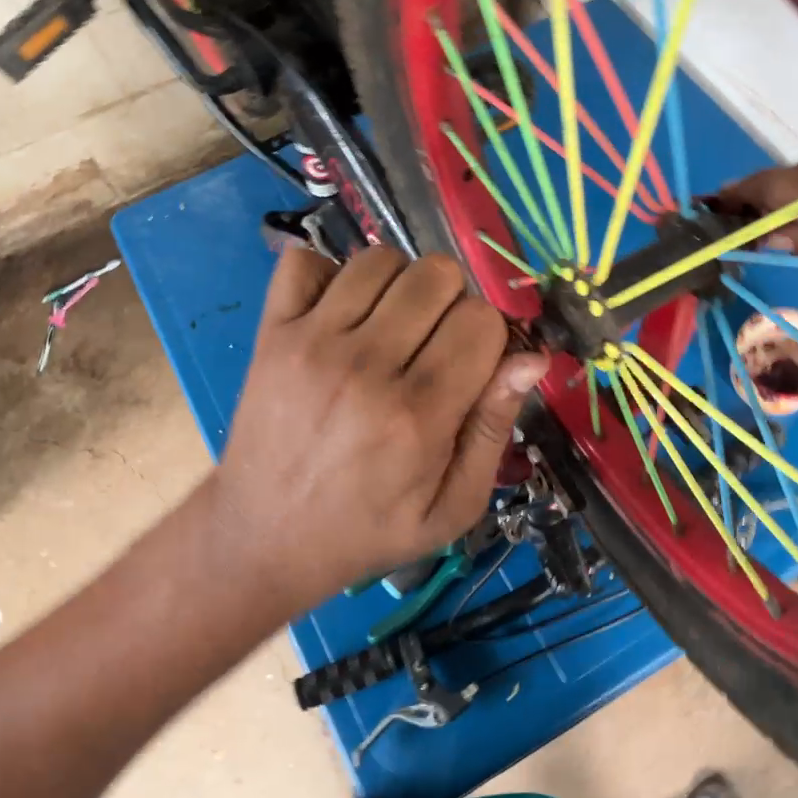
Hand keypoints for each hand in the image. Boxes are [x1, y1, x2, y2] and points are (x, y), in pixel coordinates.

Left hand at [209, 246, 547, 606]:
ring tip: (388, 327)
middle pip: (437, 274)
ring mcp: (312, 343)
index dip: (489, 338)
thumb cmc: (367, 529)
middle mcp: (366, 367)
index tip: (471, 365)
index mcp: (418, 415)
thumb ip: (493, 429)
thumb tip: (533, 358)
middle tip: (431, 344)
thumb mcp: (451, 507)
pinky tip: (337, 313)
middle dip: (450, 302)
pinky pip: (305, 261)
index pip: (482, 321)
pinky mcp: (271, 332)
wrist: (264, 537)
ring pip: (380, 259)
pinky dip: (327, 275)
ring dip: (397, 285)